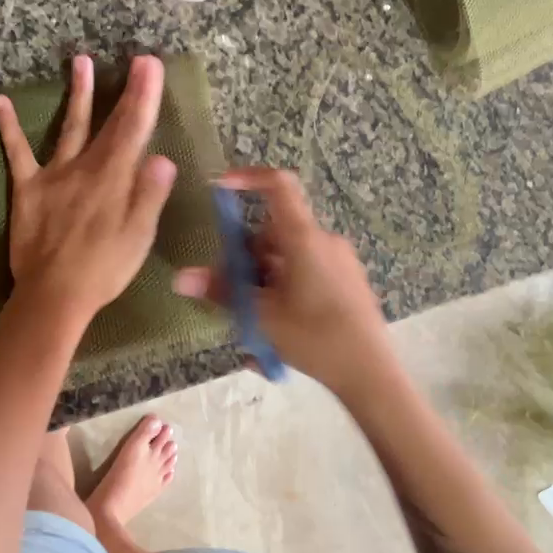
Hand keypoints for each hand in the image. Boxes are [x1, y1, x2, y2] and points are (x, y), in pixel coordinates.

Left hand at [0, 55, 178, 327]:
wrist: (53, 295)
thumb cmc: (104, 269)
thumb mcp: (139, 237)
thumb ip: (149, 194)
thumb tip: (162, 156)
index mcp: (115, 179)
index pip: (135, 130)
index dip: (145, 96)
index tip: (151, 65)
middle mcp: (86, 167)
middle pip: (110, 123)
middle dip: (126, 90)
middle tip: (138, 59)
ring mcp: (54, 174)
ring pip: (69, 126)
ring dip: (77, 94)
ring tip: (80, 61)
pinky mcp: (28, 188)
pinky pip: (17, 152)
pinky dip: (8, 126)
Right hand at [172, 167, 394, 394]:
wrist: (372, 374)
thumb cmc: (315, 338)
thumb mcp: (261, 316)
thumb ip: (222, 292)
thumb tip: (181, 278)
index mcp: (304, 238)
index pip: (278, 186)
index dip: (248, 178)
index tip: (221, 186)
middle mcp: (324, 240)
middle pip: (274, 232)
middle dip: (247, 257)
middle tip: (231, 293)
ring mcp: (339, 261)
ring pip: (288, 257)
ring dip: (265, 280)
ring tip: (253, 322)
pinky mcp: (348, 281)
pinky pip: (306, 273)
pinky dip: (285, 290)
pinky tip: (276, 331)